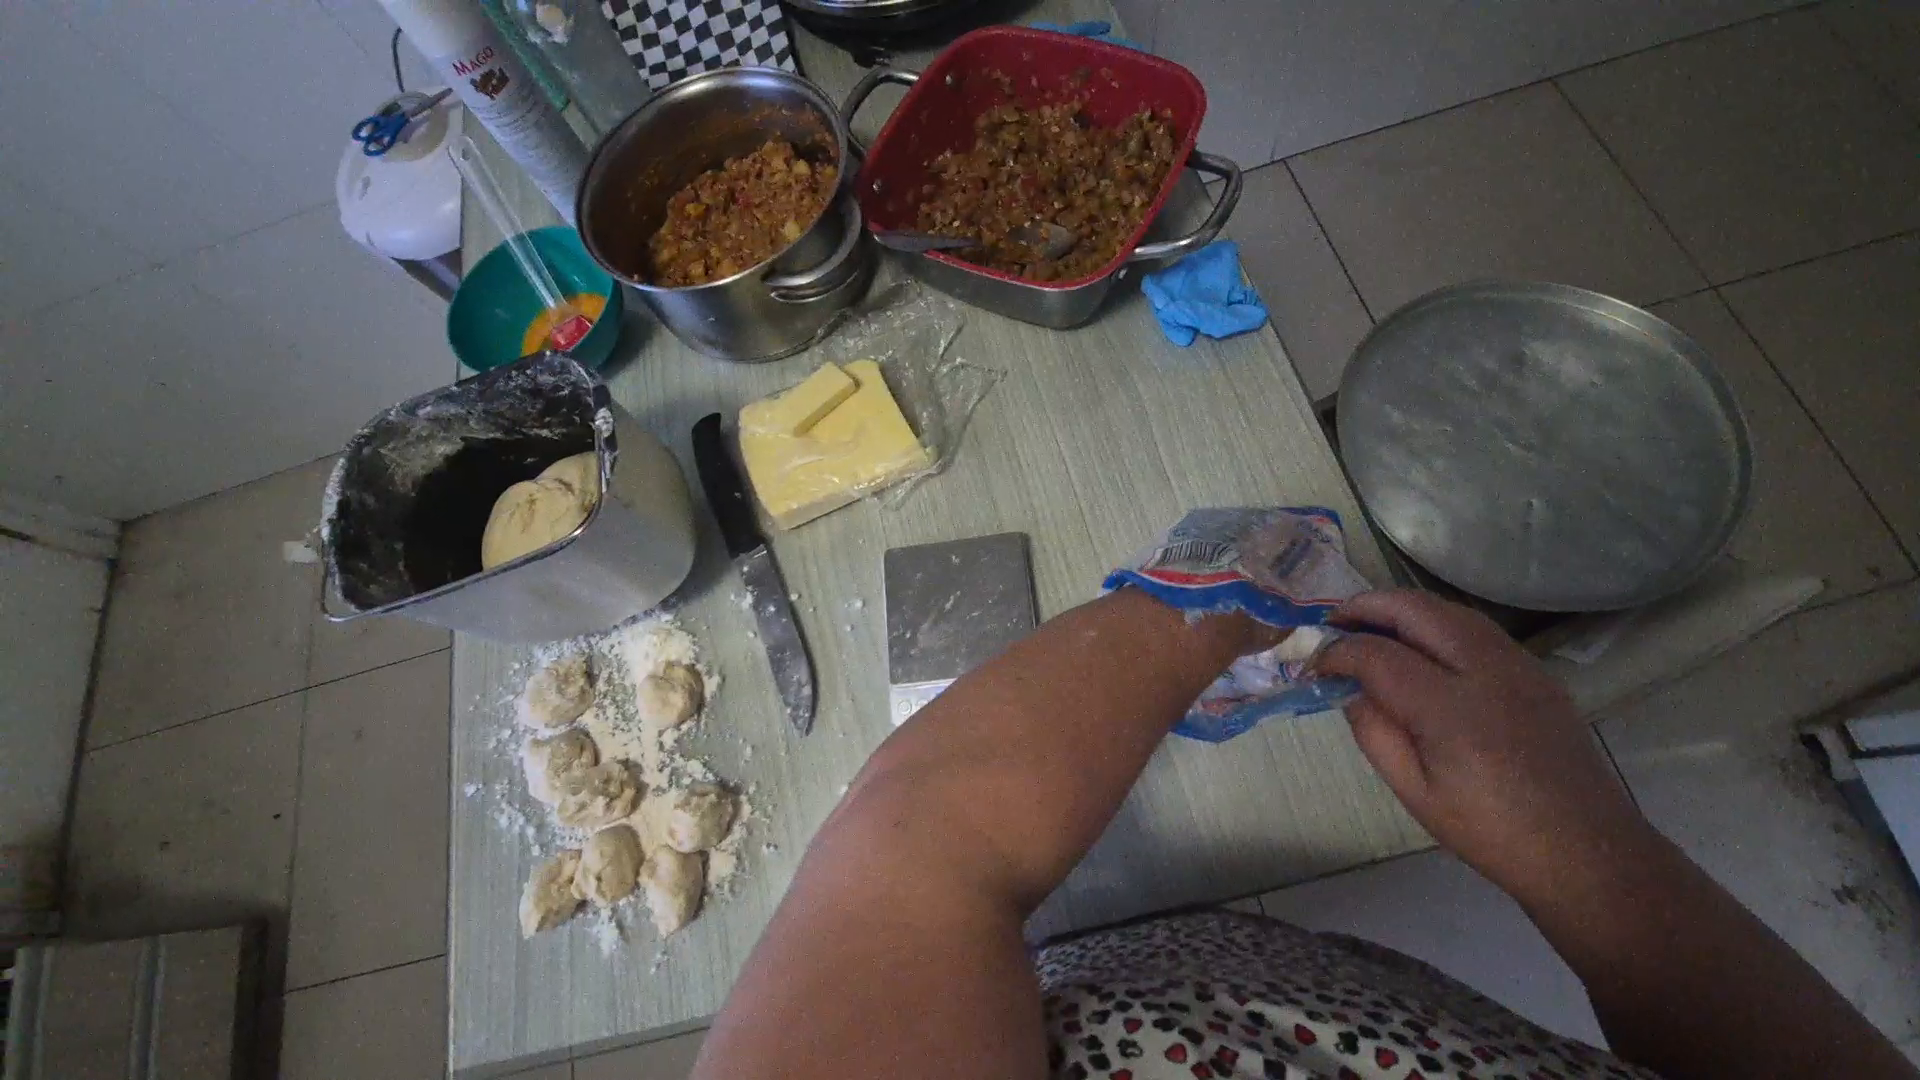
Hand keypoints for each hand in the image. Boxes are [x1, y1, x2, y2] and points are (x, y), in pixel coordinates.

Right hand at [1315, 590, 1657, 899]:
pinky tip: (1418, 644)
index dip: (1338, 652)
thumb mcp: (1413, 790)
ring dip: (1401, 608)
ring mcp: (1518, 665)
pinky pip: (1475, 627)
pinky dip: (1434, 621)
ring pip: (1447, 609)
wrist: (1588, 852)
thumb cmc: (1490, 831)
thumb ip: (1373, 731)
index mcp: (1450, 708)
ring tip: (1369, 625)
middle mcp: (1485, 671)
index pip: (1376, 654)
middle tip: (1332, 623)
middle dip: (1365, 607)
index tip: (1316, 666)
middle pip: (1414, 609)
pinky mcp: (1536, 671)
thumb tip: (1350, 690)